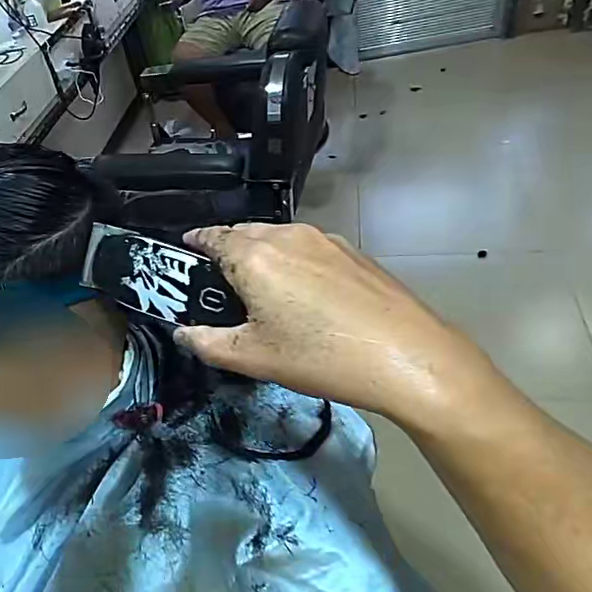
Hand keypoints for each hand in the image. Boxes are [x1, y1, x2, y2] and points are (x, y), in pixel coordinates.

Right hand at [176, 223, 504, 425]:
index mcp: (255, 256)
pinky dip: (294, 260)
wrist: (407, 355)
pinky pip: (309, 247)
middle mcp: (287, 235)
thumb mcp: (255, 359)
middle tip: (221, 280)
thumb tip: (184, 333)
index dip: (195, 243)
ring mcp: (325, 239)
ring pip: (279, 238)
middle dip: (227, 248)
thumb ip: (208, 343)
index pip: (212, 236)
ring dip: (263, 253)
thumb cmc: (321, 357)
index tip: (185, 252)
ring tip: (263, 288)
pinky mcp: (352, 250)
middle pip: (245, 233)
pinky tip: (305, 292)